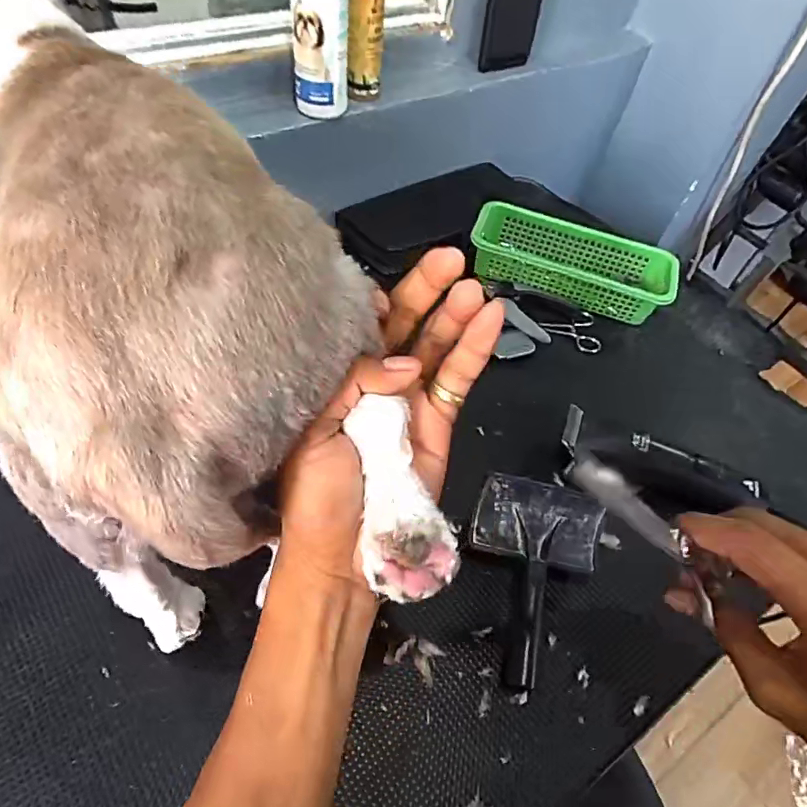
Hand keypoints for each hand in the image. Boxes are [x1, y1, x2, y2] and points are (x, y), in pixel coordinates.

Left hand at [277, 248, 502, 584]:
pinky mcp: (440, 423)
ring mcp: (412, 402)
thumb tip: (407, 362)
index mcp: (340, 379)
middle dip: (428, 290)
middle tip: (453, 257)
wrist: (343, 549)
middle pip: (408, 326)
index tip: (390, 292)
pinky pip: (459, 379)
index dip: (382, 303)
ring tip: (475, 284)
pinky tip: (490, 319)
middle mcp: (377, 383)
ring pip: (439, 347)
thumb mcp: (316, 428)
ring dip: (457, 315)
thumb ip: (358, 382)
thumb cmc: (316, 492)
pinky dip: (476, 350)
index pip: (365, 328)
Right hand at [672, 507, 806, 794]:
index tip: (674, 528)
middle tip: (686, 557)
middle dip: (722, 530)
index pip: (757, 547)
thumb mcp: (782, 697)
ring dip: (745, 543)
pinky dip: (770, 555)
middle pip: (771, 526)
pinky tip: (753, 584)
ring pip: (789, 534)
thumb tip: (710, 600)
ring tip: (712, 574)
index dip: (710, 532)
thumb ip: (738, 640)